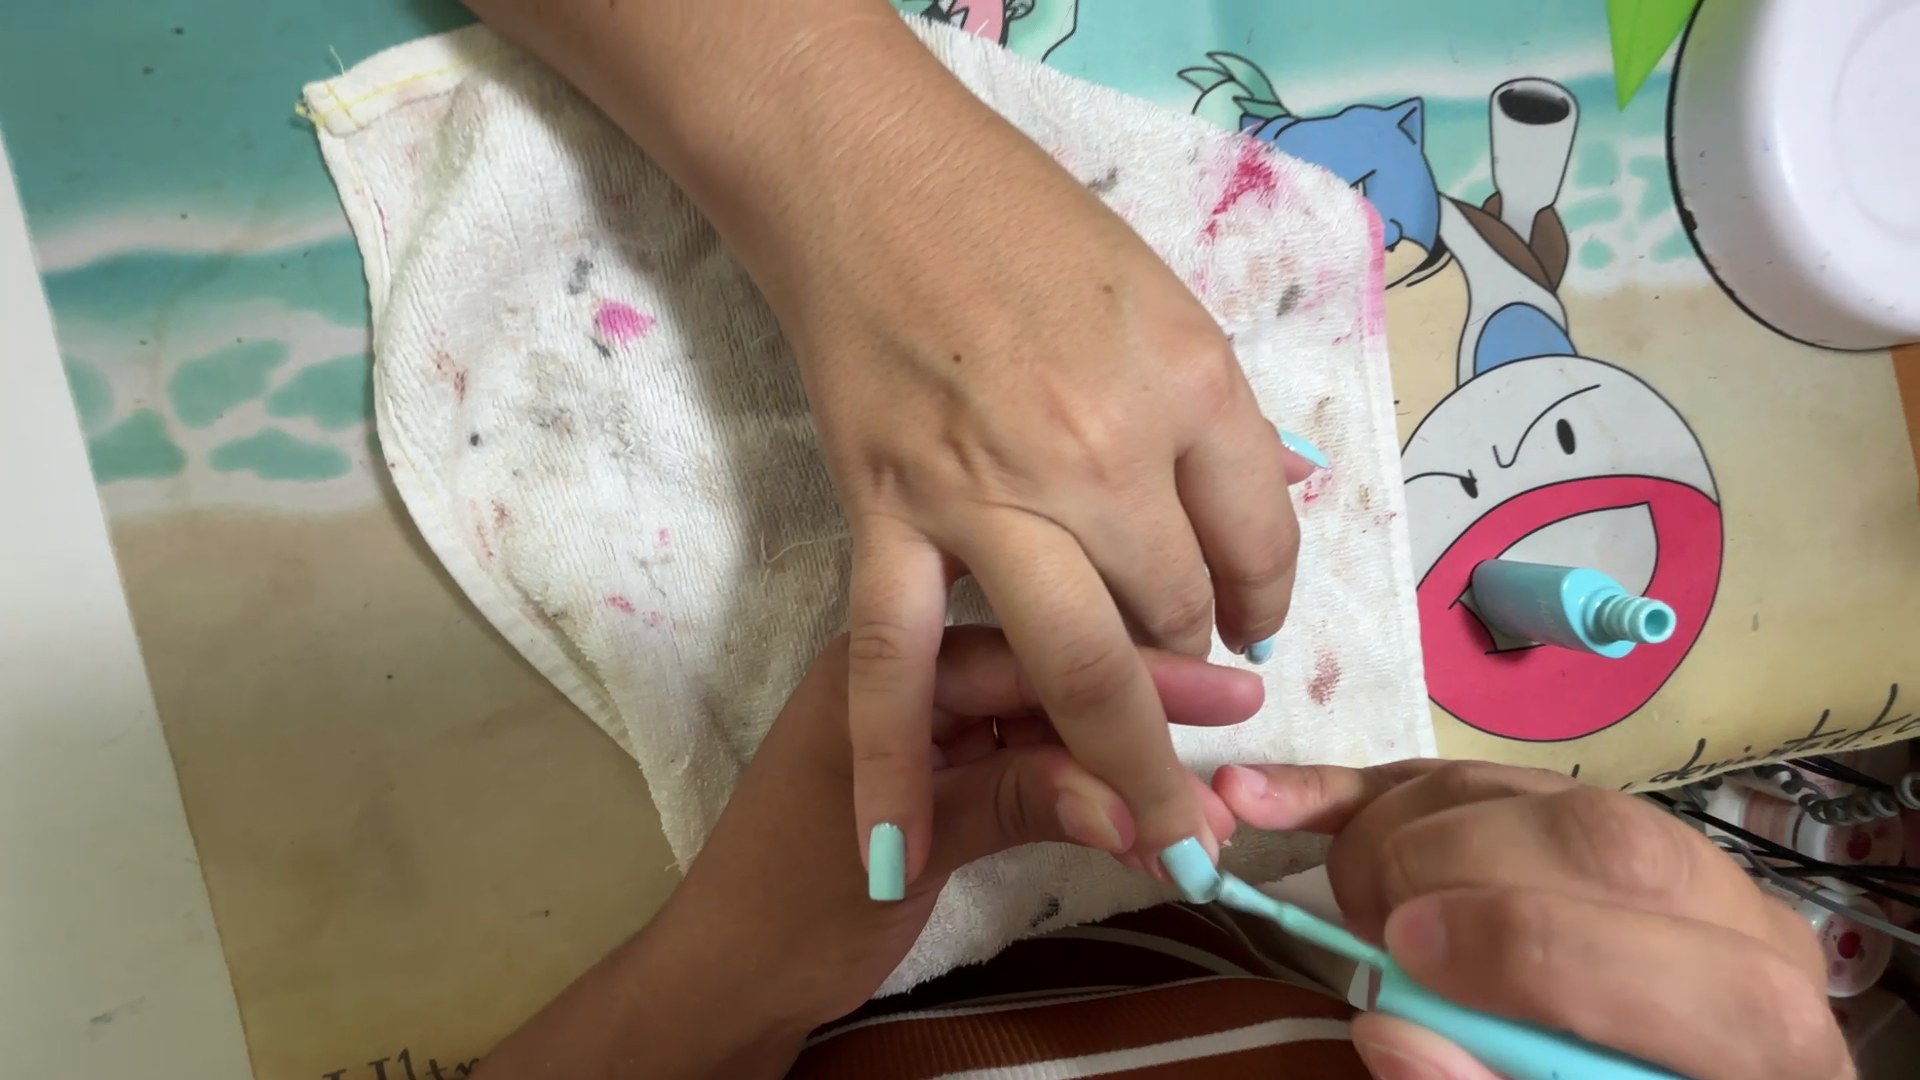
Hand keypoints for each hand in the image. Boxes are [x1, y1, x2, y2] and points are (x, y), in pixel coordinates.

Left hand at [473, 630, 1253, 1079]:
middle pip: (1042, 682)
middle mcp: (914, 683)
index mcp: (881, 669)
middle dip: (1137, 709)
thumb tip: (1140, 802)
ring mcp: (934, 731)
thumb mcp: (914, 843)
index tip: (1217, 693)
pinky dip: (1082, 795)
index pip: (1022, 659)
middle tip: (1237, 707)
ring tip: (1204, 791)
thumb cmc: (793, 900)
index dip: (1120, 681)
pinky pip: (1027, 769)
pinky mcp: (949, 777)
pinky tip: (1139, 812)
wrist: (727, 974)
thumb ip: (1021, 801)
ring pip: (1043, 729)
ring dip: (1118, 763)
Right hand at [731, 23, 1319, 889]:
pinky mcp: (887, 521)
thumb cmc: (1019, 219)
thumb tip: (1251, 497)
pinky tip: (893, 853)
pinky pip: (892, 663)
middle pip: (1175, 615)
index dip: (1266, 596)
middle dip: (1194, 683)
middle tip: (1199, 715)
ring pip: (1074, 664)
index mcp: (1183, 381)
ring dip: (1119, 750)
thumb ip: (1206, 410)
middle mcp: (1097, 453)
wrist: (870, 181)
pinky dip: (892, 765)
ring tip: (1150, 822)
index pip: (1260, 536)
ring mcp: (985, 499)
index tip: (1250, 623)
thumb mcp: (1154, 295)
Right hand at [1215, 761, 1850, 1079]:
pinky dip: (1328, 788)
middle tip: (1369, 919)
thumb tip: (1387, 1034)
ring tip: (1351, 901)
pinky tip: (1256, 794)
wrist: (1614, 1050)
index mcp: (1769, 1035)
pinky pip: (1418, 775)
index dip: (1533, 952)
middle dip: (1447, 865)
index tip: (1404, 955)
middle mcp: (1717, 907)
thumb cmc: (1595, 1077)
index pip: (1703, 979)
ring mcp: (1604, 826)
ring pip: (1497, 785)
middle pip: (1597, 839)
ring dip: (1387, 830)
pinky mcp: (1512, 798)